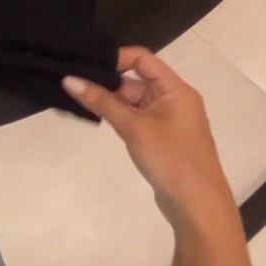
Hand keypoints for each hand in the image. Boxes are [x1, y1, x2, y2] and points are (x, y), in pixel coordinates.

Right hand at [64, 48, 236, 232]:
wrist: (198, 206)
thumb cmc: (172, 159)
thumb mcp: (133, 127)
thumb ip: (100, 101)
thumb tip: (68, 78)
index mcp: (176, 90)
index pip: (141, 58)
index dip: (114, 58)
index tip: (85, 66)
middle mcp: (173, 99)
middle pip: (134, 78)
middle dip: (104, 80)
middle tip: (70, 81)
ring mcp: (166, 118)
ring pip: (130, 98)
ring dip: (106, 99)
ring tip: (73, 97)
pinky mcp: (158, 135)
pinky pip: (132, 115)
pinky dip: (114, 114)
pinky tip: (90, 115)